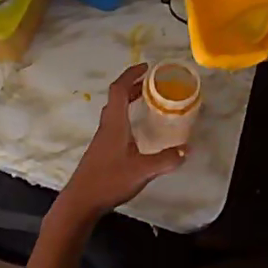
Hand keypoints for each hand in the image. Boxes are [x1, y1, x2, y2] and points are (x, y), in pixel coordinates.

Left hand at [55, 64, 188, 223]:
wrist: (82, 200)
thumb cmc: (109, 180)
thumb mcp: (142, 170)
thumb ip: (165, 160)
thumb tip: (186, 149)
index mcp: (114, 123)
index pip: (119, 90)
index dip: (131, 75)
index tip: (146, 67)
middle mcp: (106, 126)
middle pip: (116, 97)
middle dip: (133, 85)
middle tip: (151, 82)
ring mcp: (102, 138)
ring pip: (115, 110)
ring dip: (129, 100)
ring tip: (147, 100)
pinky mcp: (102, 149)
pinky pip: (115, 123)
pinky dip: (127, 116)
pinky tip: (137, 129)